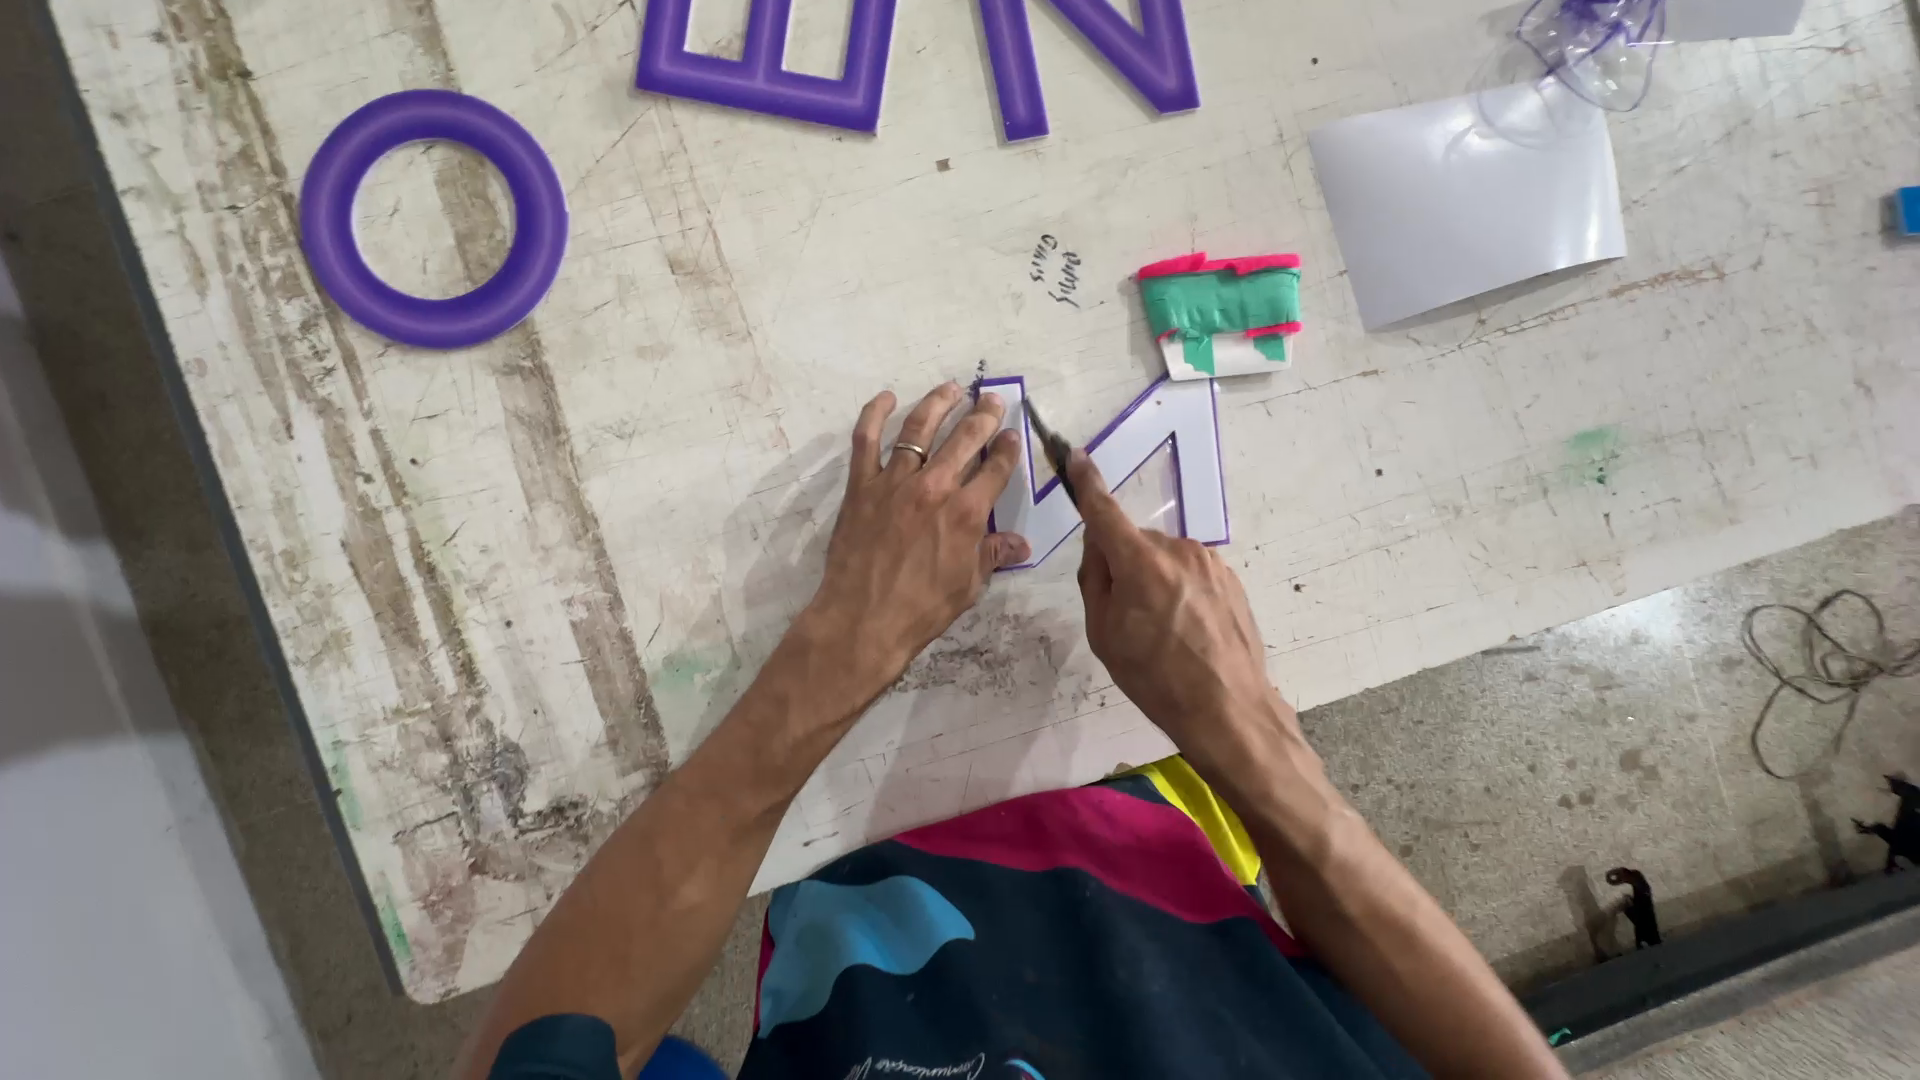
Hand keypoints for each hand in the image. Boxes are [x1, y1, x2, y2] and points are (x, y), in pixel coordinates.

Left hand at [803, 383, 1030, 700]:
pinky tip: (885, 398)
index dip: (1008, 448)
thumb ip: (992, 555)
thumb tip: (1020, 544)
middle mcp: (934, 487)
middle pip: (965, 438)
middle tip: (991, 399)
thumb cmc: (922, 608)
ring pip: (919, 429)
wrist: (863, 619)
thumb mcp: (968, 585)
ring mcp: (894, 482)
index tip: (1012, 435)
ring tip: (950, 388)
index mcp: (966, 512)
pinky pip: (866, 440)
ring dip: (938, 403)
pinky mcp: (861, 486)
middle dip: (983, 415)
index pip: (996, 468)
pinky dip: (874, 414)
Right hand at [1070, 451, 1300, 781]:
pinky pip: (1189, 573)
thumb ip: (1095, 579)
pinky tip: (1186, 630)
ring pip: (1162, 558)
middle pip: (1133, 543)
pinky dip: (1179, 590)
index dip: (1086, 482)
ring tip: (1161, 630)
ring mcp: (1209, 562)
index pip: (1104, 511)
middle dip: (1122, 564)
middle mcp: (1177, 549)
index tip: (1075, 454)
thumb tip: (1099, 546)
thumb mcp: (1103, 633)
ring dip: (1153, 579)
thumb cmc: (1155, 677)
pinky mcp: (1230, 578)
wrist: (1227, 708)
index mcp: (1140, 561)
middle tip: (1125, 615)